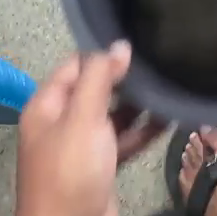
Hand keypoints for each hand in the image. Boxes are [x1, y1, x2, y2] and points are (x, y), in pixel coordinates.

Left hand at [13, 42, 167, 215]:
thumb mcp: (82, 118)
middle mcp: (62, 124)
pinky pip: (123, 141)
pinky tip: (169, 118)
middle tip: (157, 60)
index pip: (75, 64)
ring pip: (113, 116)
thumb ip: (100, 78)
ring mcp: (82, 149)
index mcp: (47, 107)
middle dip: (124, 77)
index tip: (136, 41)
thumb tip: (119, 45)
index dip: (103, 53)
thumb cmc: (70, 174)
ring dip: (138, 104)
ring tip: (169, 84)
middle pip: (96, 89)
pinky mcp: (101, 171)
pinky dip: (143, 131)